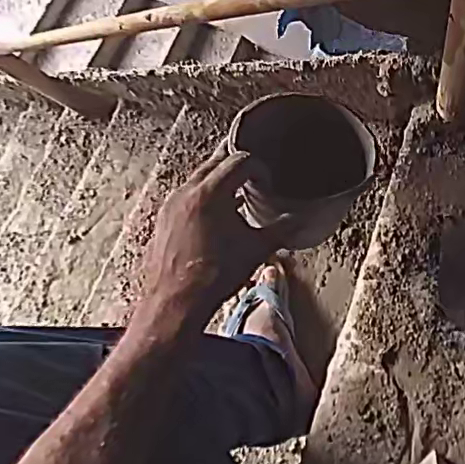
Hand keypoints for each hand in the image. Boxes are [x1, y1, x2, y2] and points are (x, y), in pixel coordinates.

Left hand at [137, 150, 289, 324]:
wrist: (175, 303)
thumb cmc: (213, 276)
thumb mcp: (256, 249)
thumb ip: (281, 229)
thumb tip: (300, 220)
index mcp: (210, 193)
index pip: (240, 160)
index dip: (260, 168)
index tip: (267, 185)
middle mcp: (187, 192)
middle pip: (216, 161)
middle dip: (238, 167)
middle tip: (255, 179)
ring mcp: (172, 205)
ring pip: (199, 178)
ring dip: (220, 181)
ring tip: (238, 197)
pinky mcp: (165, 219)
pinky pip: (188, 196)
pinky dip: (205, 197)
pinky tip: (217, 217)